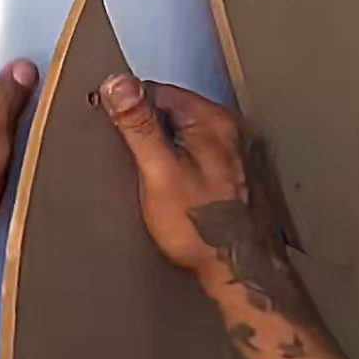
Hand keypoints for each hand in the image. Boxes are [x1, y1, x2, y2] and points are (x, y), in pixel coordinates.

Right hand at [97, 74, 248, 278]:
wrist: (244, 276)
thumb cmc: (201, 228)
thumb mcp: (158, 173)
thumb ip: (139, 124)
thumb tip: (117, 81)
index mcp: (214, 121)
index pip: (156, 92)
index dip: (129, 112)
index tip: (115, 136)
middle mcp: (234, 129)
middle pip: (172, 111)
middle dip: (147, 130)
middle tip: (136, 164)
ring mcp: (242, 151)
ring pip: (186, 132)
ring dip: (166, 146)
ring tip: (155, 178)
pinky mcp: (243, 172)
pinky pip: (202, 151)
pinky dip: (183, 161)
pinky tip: (178, 187)